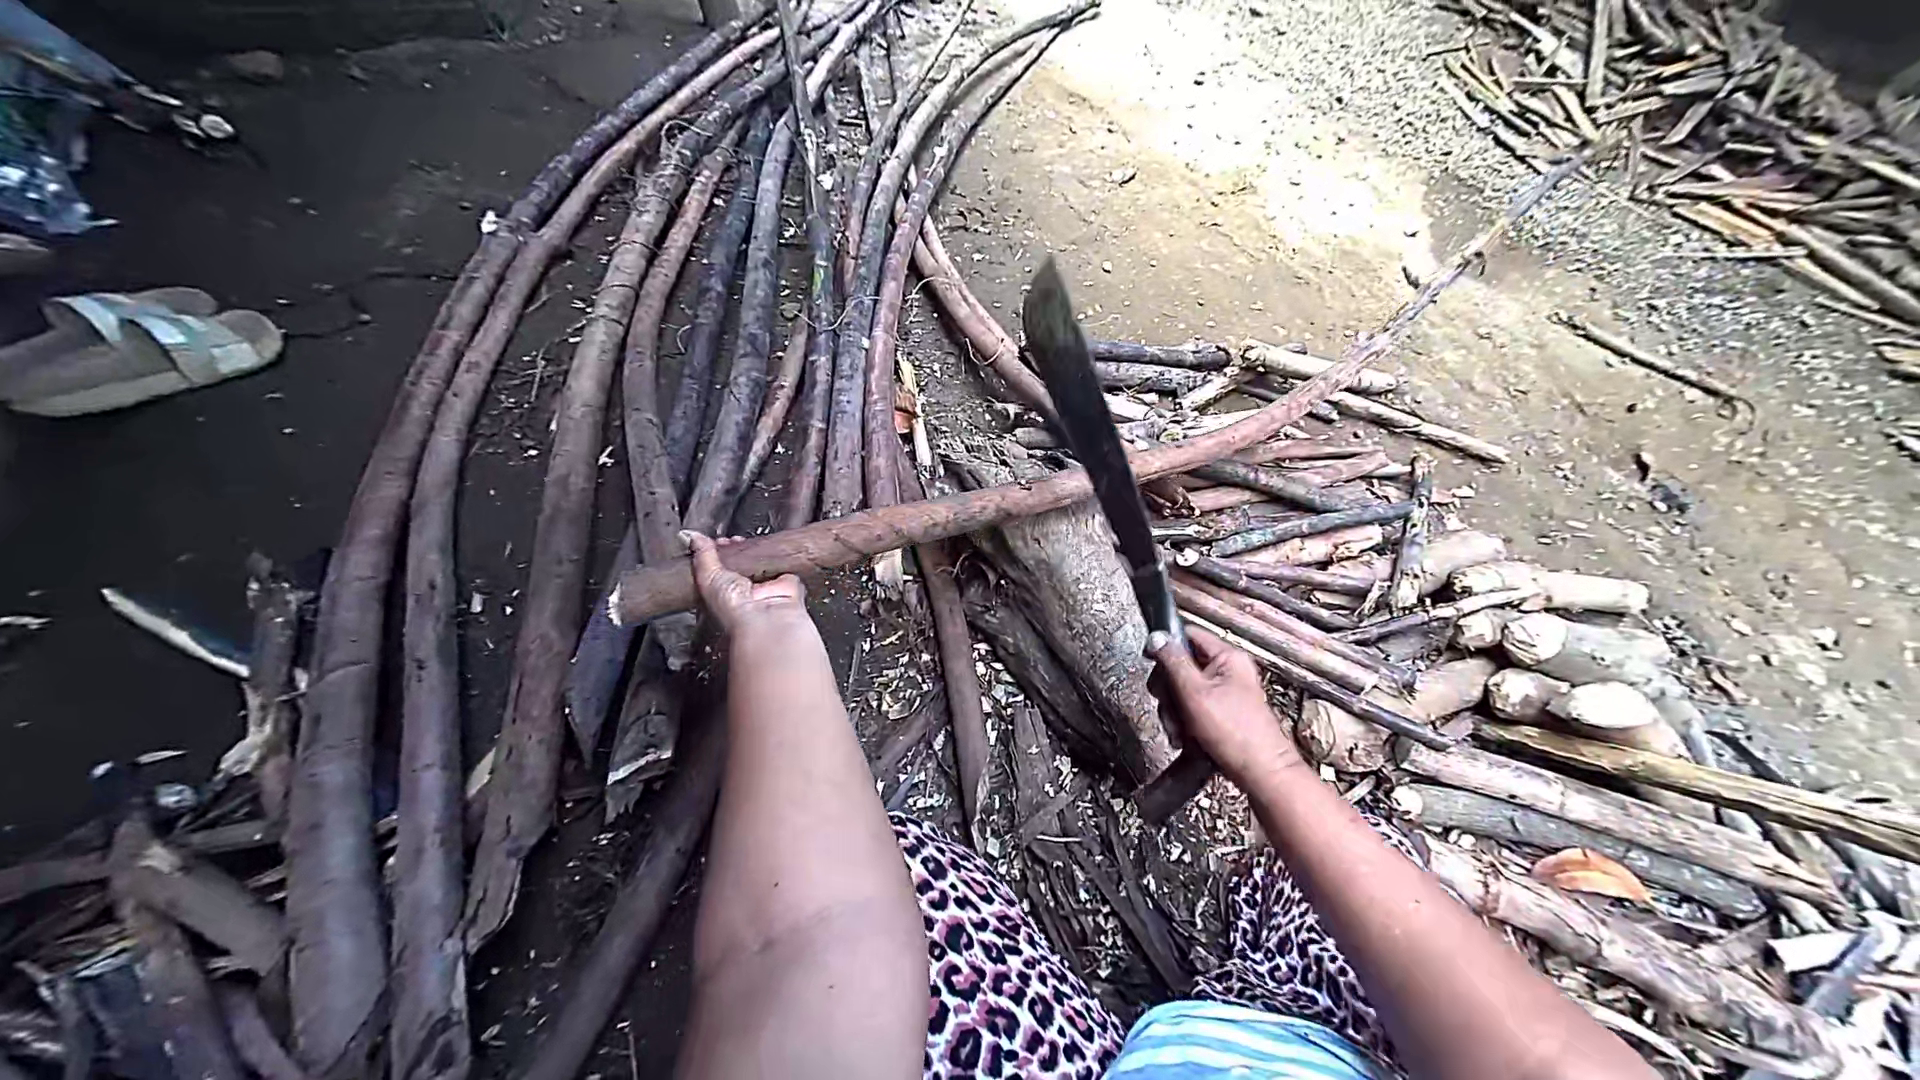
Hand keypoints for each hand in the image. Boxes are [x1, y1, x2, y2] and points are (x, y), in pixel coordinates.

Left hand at [684, 531, 807, 634]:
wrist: (763, 617)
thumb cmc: (733, 610)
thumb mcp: (708, 577)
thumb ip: (702, 556)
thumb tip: (691, 537)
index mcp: (722, 594)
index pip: (717, 568)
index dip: (716, 552)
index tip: (717, 542)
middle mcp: (744, 590)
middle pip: (739, 561)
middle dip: (735, 548)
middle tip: (732, 542)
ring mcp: (765, 586)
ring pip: (759, 560)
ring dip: (754, 550)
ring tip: (746, 543)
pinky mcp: (786, 583)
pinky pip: (782, 562)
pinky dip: (776, 554)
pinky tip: (767, 549)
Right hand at [1148, 624, 1303, 785]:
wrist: (1261, 774)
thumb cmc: (1237, 735)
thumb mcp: (1194, 692)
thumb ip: (1173, 662)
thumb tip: (1157, 638)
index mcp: (1228, 657)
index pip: (1188, 635)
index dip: (1166, 647)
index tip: (1153, 663)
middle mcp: (1228, 671)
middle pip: (1180, 665)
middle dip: (1169, 690)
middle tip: (1169, 705)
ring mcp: (1224, 692)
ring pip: (1182, 690)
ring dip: (1174, 711)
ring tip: (1180, 729)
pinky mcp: (1221, 712)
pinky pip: (1191, 708)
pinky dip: (1184, 723)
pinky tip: (1185, 737)